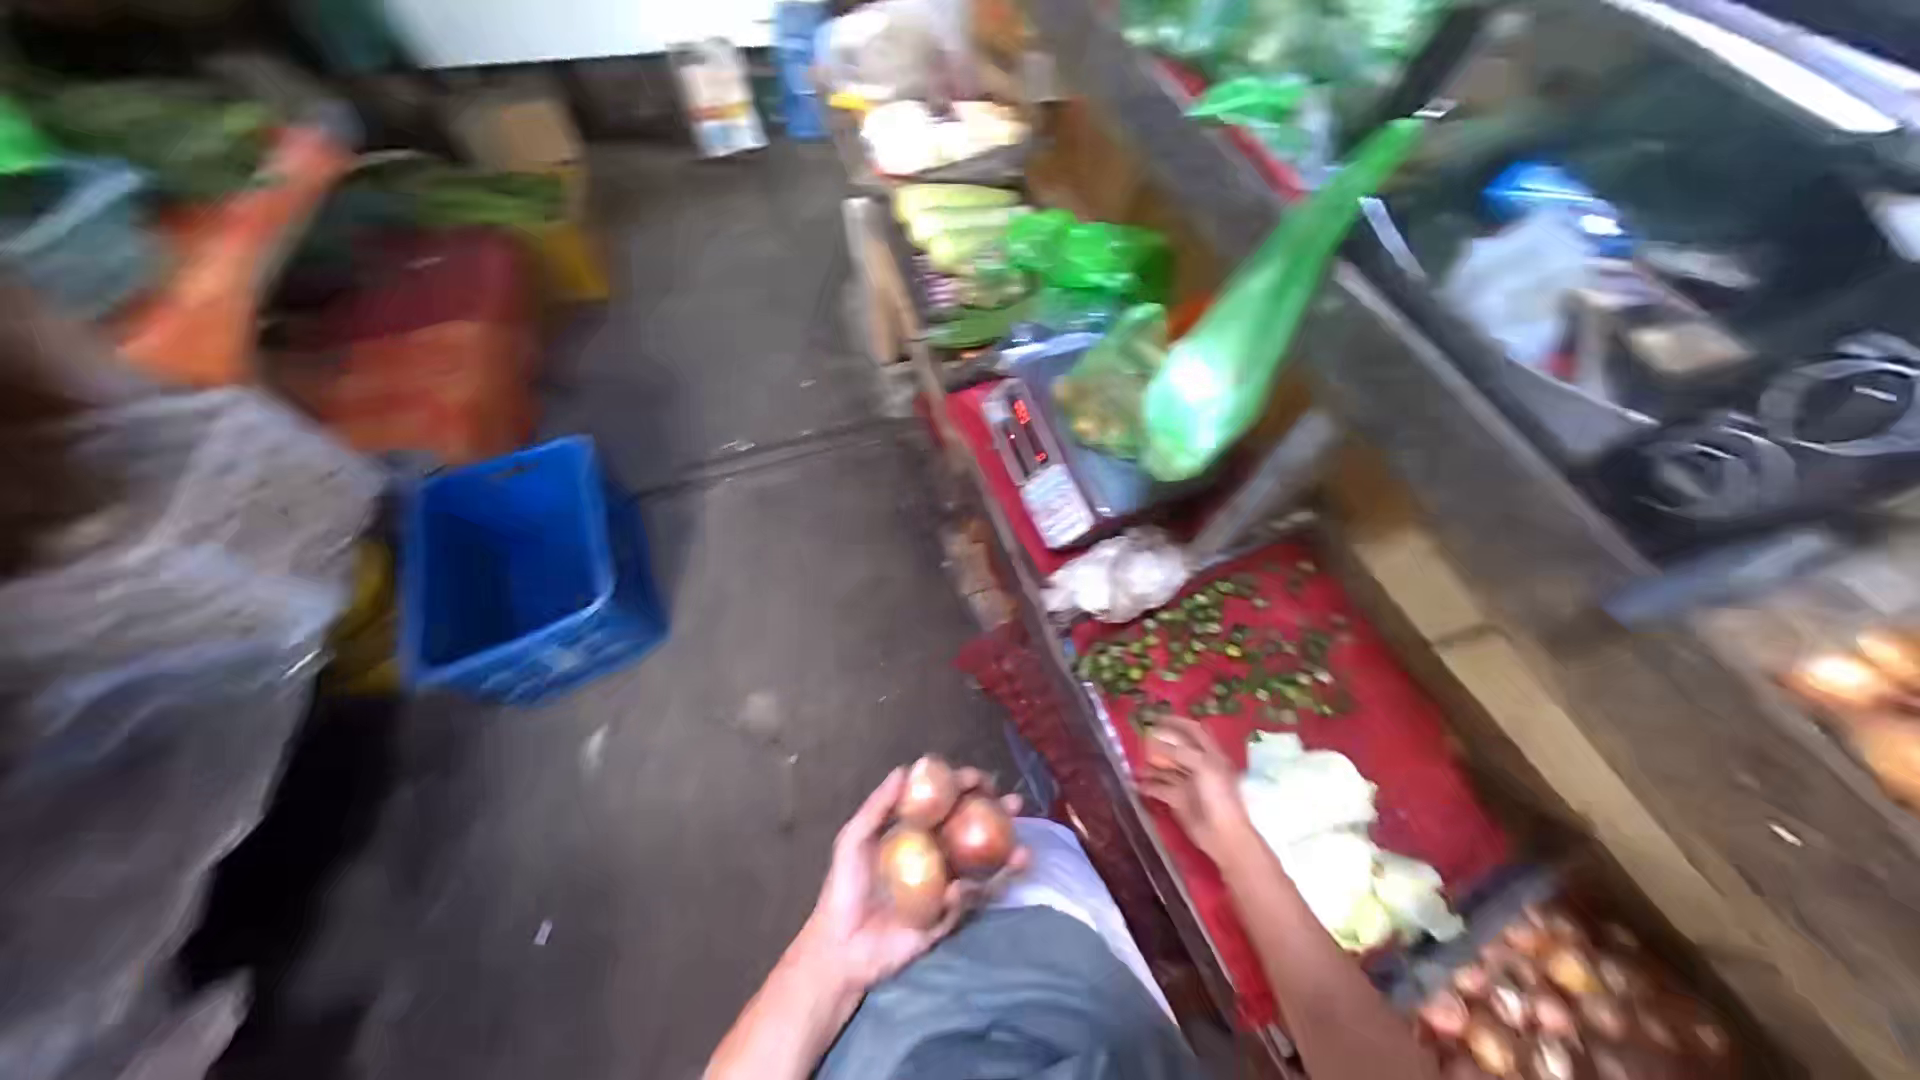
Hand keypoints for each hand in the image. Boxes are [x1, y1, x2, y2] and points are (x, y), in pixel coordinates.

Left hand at [794, 766, 1029, 995]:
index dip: (964, 788)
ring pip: (982, 866)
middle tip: (1016, 805)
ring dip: (1006, 857)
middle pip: (973, 829)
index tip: (980, 778)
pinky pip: (966, 904)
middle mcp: (936, 854)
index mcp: (917, 832)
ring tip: (1023, 850)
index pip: (948, 803)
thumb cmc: (844, 888)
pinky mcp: (946, 917)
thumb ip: (877, 806)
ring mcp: (945, 885)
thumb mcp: (853, 840)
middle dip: (998, 815)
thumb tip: (903, 770)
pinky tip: (963, 888)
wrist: (841, 946)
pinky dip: (971, 894)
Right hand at [1135, 716, 1258, 865]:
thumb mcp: (1203, 766)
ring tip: (1135, 765)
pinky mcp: (1178, 800)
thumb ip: (1181, 751)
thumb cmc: (1218, 797)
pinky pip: (1159, 788)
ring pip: (1165, 768)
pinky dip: (1147, 785)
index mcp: (1210, 755)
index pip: (1193, 731)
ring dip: (1150, 765)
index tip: (1156, 717)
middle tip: (1140, 741)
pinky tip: (1136, 784)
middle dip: (1158, 744)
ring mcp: (1188, 783)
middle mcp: (1198, 766)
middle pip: (1175, 748)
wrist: (1223, 835)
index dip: (1176, 721)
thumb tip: (1156, 742)